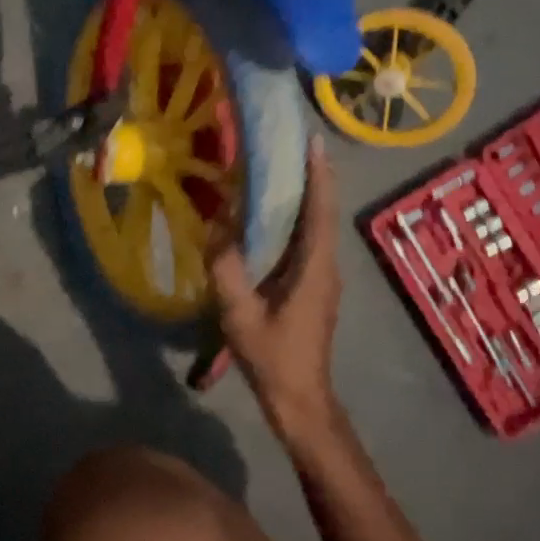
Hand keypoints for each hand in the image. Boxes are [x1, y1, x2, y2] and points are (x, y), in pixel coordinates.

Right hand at [207, 137, 342, 437]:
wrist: (299, 399)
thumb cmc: (274, 357)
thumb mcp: (241, 315)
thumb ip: (227, 270)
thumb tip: (215, 227)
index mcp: (314, 268)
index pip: (320, 212)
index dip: (319, 175)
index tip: (313, 141)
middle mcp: (324, 266)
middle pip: (321, 212)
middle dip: (309, 176)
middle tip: (286, 143)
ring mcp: (320, 277)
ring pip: (314, 226)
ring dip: (302, 196)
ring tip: (276, 167)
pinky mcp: (311, 286)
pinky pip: (304, 241)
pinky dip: (292, 219)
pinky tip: (267, 214)